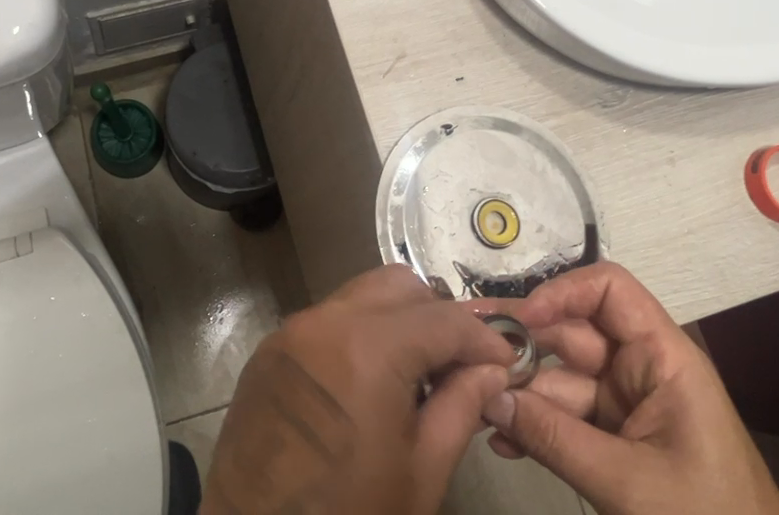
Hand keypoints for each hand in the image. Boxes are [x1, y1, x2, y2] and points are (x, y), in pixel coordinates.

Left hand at [203, 264, 515, 514]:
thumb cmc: (349, 511)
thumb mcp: (421, 471)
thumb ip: (462, 408)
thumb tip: (492, 371)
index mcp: (369, 348)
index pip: (444, 318)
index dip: (483, 338)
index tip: (507, 362)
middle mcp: (326, 321)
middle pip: (399, 286)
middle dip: (438, 315)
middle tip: (460, 363)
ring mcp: (292, 330)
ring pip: (360, 295)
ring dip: (397, 320)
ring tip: (417, 373)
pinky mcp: (270, 349)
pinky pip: (327, 319)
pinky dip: (358, 333)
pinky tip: (370, 381)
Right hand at [477, 262, 778, 514]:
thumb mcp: (630, 482)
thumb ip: (553, 437)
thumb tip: (486, 397)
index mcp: (664, 359)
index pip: (610, 290)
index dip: (562, 292)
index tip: (518, 320)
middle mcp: (641, 371)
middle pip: (571, 334)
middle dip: (520, 344)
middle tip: (464, 352)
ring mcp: (625, 407)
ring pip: (558, 379)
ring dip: (517, 393)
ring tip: (472, 407)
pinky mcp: (612, 442)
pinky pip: (562, 418)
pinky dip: (531, 426)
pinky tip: (500, 442)